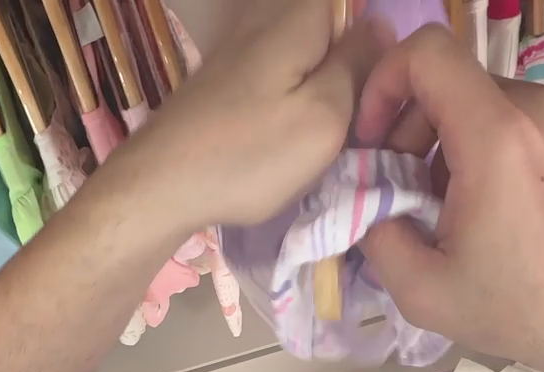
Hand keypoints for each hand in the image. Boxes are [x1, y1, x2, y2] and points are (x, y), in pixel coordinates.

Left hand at [111, 0, 391, 232]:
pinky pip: (275, 70)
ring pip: (302, 50)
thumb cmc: (250, 155)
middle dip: (347, 69)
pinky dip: (289, 95)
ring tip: (319, 133)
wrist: (163, 182)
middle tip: (351, 121)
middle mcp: (268, 14)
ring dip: (319, 85)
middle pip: (329, 26)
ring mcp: (240, 43)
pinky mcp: (224, 74)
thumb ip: (357, 68)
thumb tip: (380, 29)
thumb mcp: (324, 118)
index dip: (372, 47)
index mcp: (301, 15)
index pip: (355, 5)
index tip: (370, 97)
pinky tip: (284, 131)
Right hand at [355, 26, 543, 371]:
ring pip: (480, 103)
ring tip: (441, 210)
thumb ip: (375, 235)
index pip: (427, 53)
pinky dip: (481, 150)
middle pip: (450, 81)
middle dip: (408, 130)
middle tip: (400, 192)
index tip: (373, 143)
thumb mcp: (422, 291)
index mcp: (496, 136)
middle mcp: (536, 108)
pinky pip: (513, 121)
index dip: (384, 85)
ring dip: (443, 145)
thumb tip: (365, 202)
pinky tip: (482, 209)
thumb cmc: (517, 310)